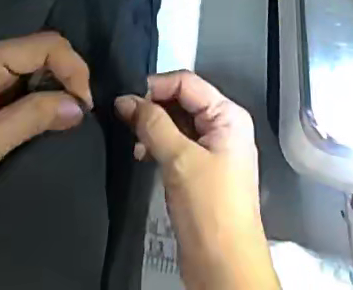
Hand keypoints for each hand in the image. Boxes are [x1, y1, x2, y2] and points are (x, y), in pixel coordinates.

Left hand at [0, 33, 93, 289]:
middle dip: (64, 76)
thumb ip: (34, 117)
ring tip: (66, 117)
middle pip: (37, 51)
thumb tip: (80, 105)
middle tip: (79, 114)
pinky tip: (43, 117)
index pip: (44, 44)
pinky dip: (34, 98)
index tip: (85, 106)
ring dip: (51, 88)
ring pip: (28, 68)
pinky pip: (14, 84)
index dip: (72, 68)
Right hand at [116, 71, 278, 289]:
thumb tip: (125, 99)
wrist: (225, 270)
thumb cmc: (210, 209)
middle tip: (123, 119)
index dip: (156, 86)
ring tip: (133, 142)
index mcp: (228, 115)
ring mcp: (213, 150)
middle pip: (182, 100)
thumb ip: (153, 124)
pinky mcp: (201, 172)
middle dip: (153, 107)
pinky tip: (141, 155)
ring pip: (177, 123)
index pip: (187, 82)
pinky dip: (158, 145)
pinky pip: (176, 145)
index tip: (126, 99)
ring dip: (153, 128)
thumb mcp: (180, 160)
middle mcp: (223, 126)